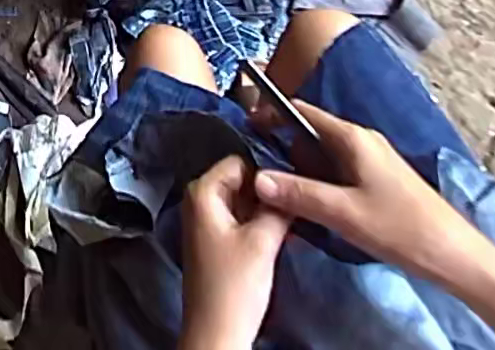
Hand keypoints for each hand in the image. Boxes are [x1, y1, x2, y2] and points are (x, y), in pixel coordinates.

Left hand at [179, 156, 290, 349]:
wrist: (216, 335)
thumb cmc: (235, 285)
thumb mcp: (262, 242)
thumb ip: (277, 208)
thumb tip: (291, 183)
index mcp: (201, 189)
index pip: (239, 161)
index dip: (265, 173)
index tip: (291, 185)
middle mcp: (198, 197)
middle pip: (239, 179)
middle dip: (266, 192)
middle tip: (296, 202)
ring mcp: (204, 218)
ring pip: (241, 199)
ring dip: (264, 208)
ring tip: (293, 218)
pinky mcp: (213, 238)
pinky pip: (238, 216)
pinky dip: (257, 222)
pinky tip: (281, 231)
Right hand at [250, 99, 468, 276]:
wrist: (462, 260)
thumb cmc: (402, 229)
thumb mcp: (344, 213)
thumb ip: (299, 193)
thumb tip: (256, 178)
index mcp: (352, 136)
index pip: (301, 110)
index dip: (272, 114)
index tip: (248, 127)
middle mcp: (361, 139)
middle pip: (311, 132)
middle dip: (285, 147)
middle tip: (262, 172)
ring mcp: (373, 159)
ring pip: (324, 154)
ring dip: (303, 168)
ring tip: (284, 192)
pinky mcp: (381, 180)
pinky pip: (339, 169)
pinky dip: (321, 180)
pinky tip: (316, 205)